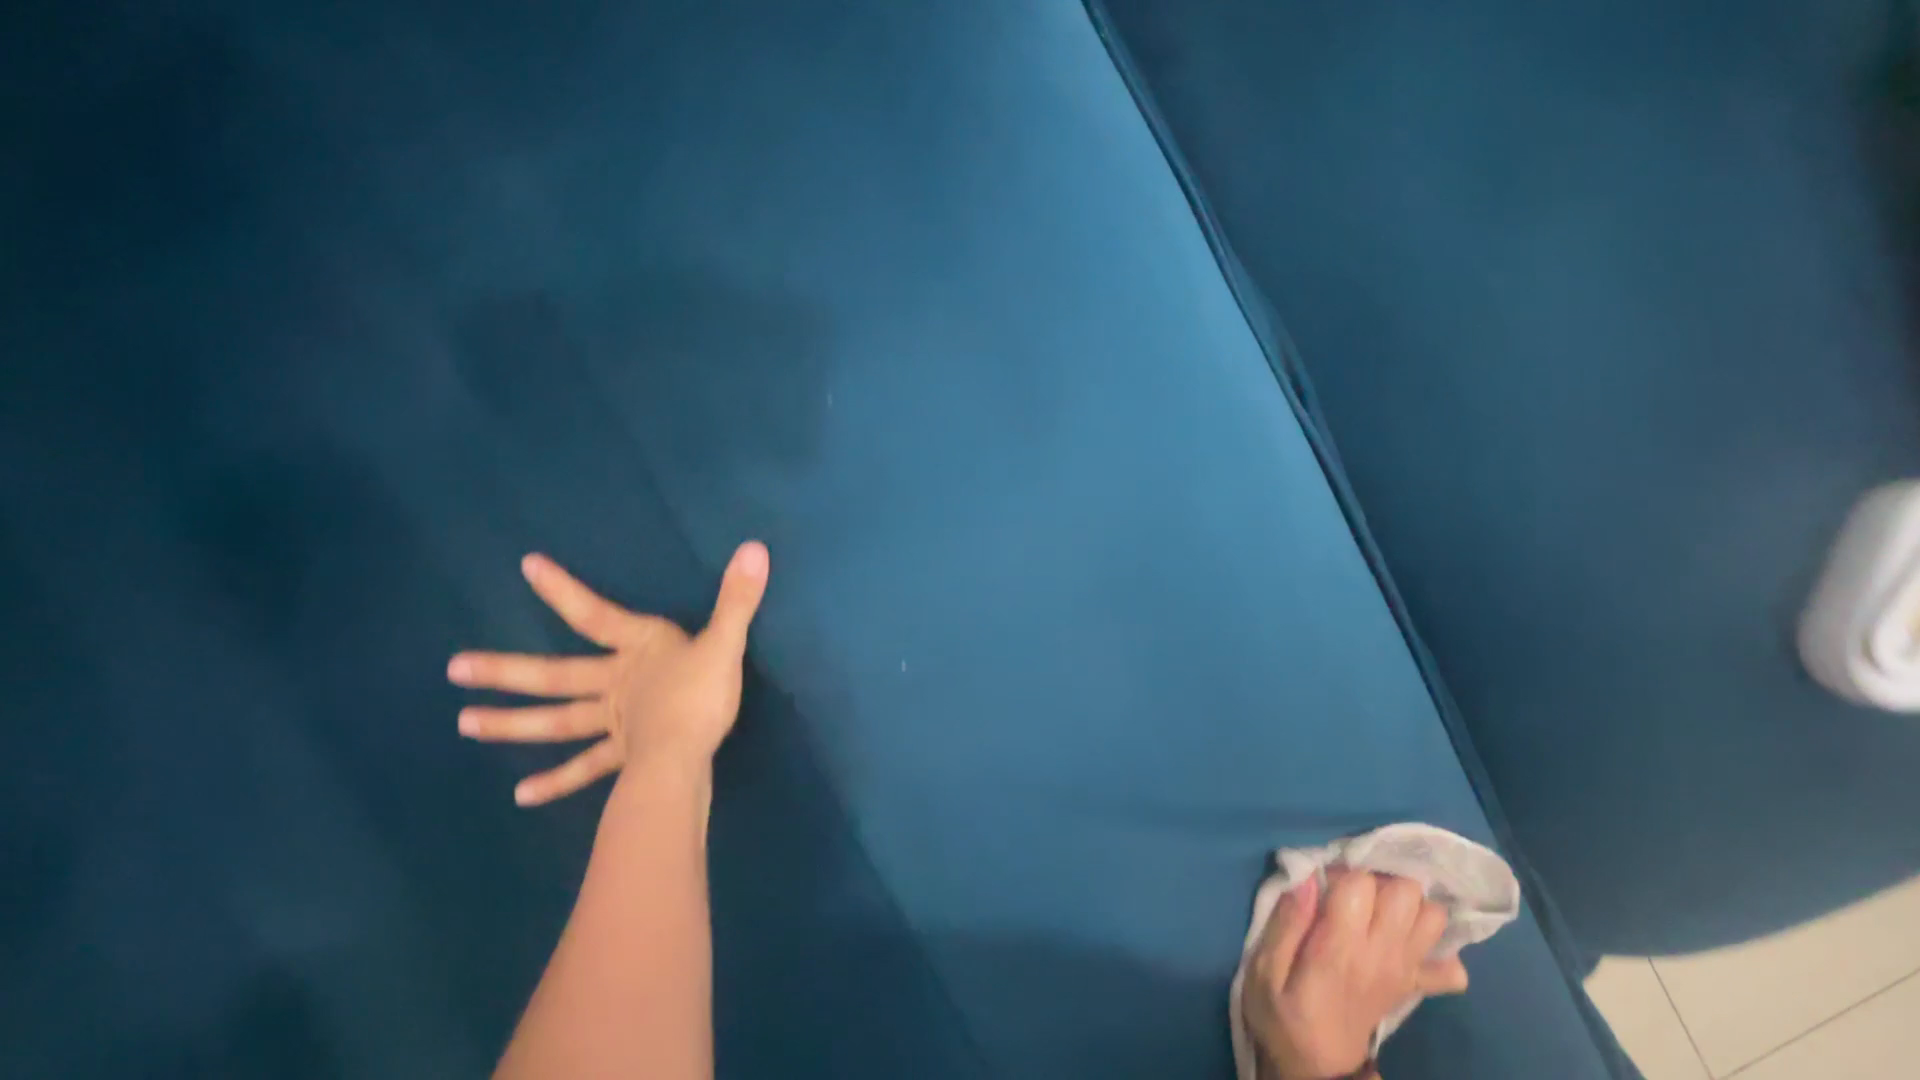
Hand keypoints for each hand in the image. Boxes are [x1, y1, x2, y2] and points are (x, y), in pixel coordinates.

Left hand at [449, 541, 769, 805]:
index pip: (594, 613)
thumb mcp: (725, 642)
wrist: (690, 754)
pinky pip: (584, 769)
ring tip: (465, 723)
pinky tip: (521, 795)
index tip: (525, 566)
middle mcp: (616, 683)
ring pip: (557, 722)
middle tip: (454, 670)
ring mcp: (613, 722)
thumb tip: (756, 547)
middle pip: (555, 676)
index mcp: (639, 650)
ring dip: (511, 723)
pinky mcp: (622, 757)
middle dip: (506, 671)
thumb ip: (738, 598)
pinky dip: (554, 782)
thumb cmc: (703, 695)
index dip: (561, 591)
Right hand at [1245, 869, 1470, 1079]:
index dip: (1341, 872)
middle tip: (1352, 892)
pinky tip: (1408, 941)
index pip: (1362, 883)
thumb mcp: (1264, 971)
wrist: (1316, 1069)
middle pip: (1408, 891)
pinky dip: (1437, 947)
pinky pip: (1452, 965)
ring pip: (1434, 916)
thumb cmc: (1282, 1014)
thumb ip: (1286, 923)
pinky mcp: (1415, 985)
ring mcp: (1405, 971)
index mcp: (1341, 948)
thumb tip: (1306, 877)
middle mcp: (1383, 955)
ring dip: (1409, 904)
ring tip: (1378, 909)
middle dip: (1381, 879)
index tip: (1322, 884)